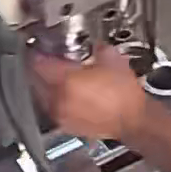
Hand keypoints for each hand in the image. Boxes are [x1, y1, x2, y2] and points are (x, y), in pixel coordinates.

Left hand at [29, 44, 155, 140]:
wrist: (134, 121)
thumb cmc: (125, 95)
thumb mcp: (112, 60)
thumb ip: (98, 49)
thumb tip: (96, 46)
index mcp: (66, 80)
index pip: (40, 64)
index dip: (39, 54)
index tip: (40, 50)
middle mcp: (59, 98)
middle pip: (37, 80)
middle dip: (41, 70)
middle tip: (47, 62)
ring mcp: (61, 114)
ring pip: (42, 96)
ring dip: (46, 86)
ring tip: (56, 79)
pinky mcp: (66, 125)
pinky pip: (52, 109)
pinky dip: (55, 101)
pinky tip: (66, 95)